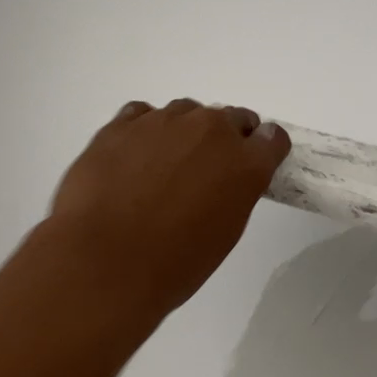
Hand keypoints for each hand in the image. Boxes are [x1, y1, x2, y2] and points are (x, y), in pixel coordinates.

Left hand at [48, 100, 291, 317]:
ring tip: (163, 168)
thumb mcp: (223, 233)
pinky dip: (144, 131)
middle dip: (223, 140)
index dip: (263, 150)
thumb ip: (233, 193)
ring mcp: (163, 121)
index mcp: (245, 163)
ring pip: (185, 113)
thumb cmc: (173, 262)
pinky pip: (142, 115)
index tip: (251, 164)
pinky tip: (133, 158)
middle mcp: (210, 130)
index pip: (272, 139)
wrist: (105, 261)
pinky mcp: (122, 124)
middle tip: (206, 171)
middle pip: (229, 118)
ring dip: (183, 134)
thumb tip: (221, 180)